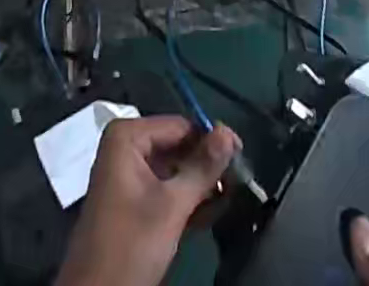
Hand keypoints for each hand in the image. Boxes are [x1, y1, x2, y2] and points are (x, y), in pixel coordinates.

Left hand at [53, 116, 237, 285]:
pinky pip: (166, 186)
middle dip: (207, 166)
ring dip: (200, 186)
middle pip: (177, 145)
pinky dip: (186, 199)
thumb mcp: (172, 205)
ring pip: (174, 168)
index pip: (180, 126)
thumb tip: (229, 133)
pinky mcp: (133, 197)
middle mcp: (125, 146)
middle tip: (239, 184)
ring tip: (227, 201)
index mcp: (127, 136)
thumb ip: (203, 168)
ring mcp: (128, 172)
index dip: (212, 139)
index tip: (242, 157)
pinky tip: (208, 214)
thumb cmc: (131, 242)